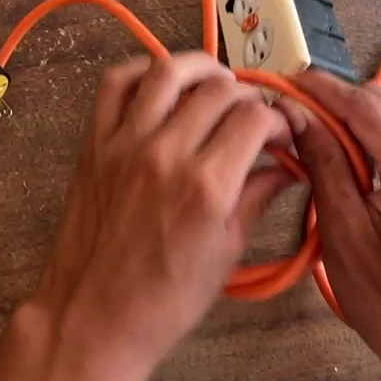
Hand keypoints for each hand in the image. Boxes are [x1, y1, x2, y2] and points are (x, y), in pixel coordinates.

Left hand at [0, 53, 293, 380]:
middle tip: (251, 111)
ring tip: (213, 81)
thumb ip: (257, 198)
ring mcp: (125, 141)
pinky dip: (142, 70)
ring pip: (166, 71)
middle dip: (246, 93)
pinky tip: (160, 82)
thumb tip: (287, 165)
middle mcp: (166, 152)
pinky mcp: (95, 139)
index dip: (276, 118)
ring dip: (198, 67)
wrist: (93, 314)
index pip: (254, 118)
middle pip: (218, 89)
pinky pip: (116, 82)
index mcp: (207, 187)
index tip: (280, 131)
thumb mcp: (226, 255)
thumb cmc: (164, 299)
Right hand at [280, 71, 380, 380]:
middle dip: (334, 99)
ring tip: (313, 131)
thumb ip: (323, 163)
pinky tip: (344, 150)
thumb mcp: (342, 232)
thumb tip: (296, 113)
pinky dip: (370, 131)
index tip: (284, 83)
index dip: (321, 88)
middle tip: (293, 110)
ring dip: (351, 114)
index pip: (366, 107)